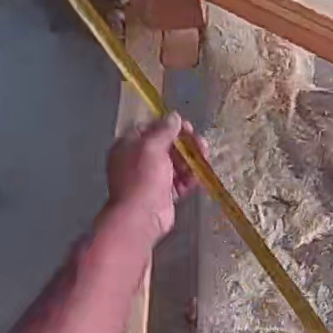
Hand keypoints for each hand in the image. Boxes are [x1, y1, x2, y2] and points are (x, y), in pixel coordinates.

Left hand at [105, 113, 197, 240]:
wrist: (141, 216)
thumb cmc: (143, 177)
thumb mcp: (152, 147)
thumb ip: (164, 130)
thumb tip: (174, 116)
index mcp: (128, 146)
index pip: (150, 129)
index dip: (169, 127)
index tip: (187, 128)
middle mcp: (137, 160)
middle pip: (165, 147)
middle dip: (185, 145)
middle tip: (202, 145)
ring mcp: (150, 179)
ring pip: (174, 164)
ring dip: (190, 162)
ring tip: (204, 161)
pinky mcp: (162, 194)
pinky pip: (178, 182)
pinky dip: (188, 179)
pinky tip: (197, 179)